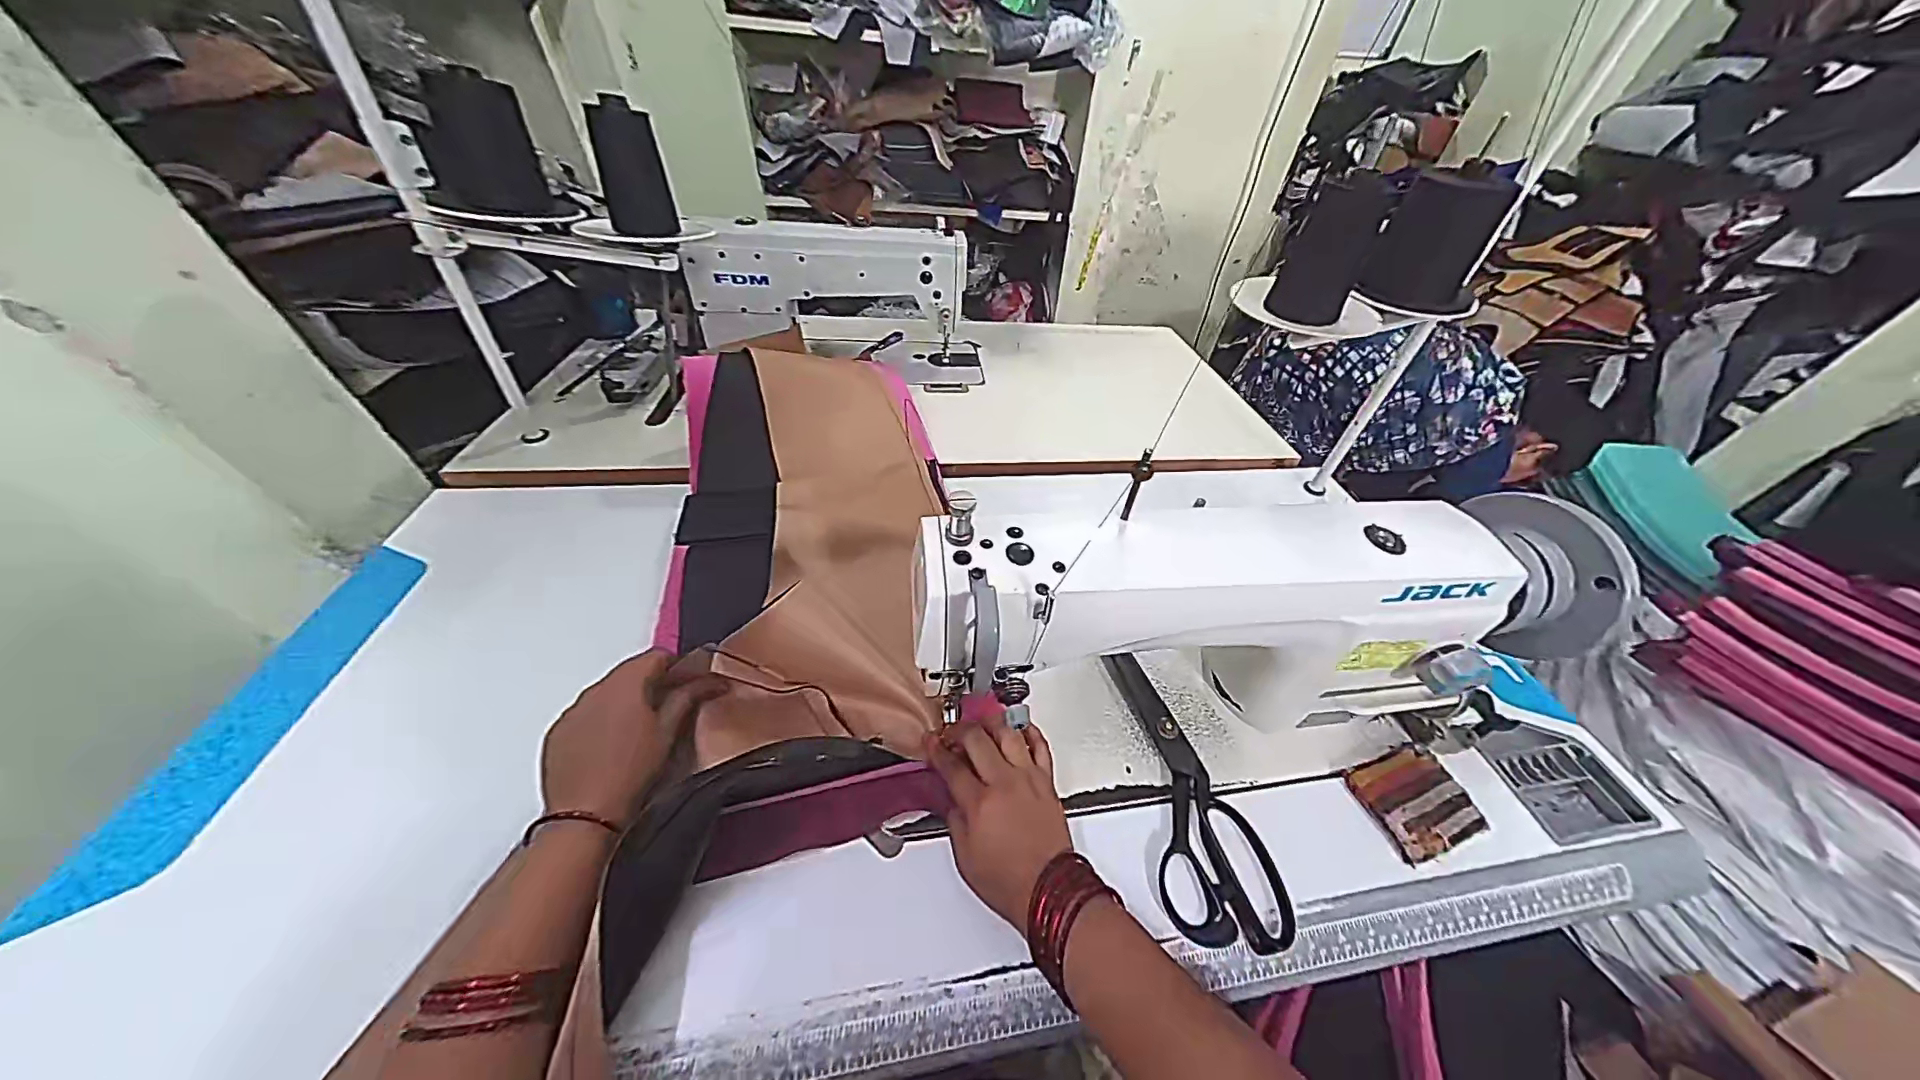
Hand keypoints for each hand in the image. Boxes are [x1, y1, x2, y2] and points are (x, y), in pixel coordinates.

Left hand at [541, 650, 727, 826]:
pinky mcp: (557, 733)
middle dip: (650, 684)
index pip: (655, 656)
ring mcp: (572, 712)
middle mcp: (594, 691)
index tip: (687, 681)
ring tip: (639, 732)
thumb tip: (706, 683)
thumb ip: (687, 698)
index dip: (676, 666)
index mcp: (625, 685)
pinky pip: (584, 715)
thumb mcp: (668, 733)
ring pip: (606, 694)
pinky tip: (613, 746)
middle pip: (629, 673)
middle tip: (668, 707)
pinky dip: (600, 721)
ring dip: (624, 703)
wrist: (585, 815)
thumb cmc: (629, 774)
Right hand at [926, 712, 1071, 927]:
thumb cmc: (1011, 881)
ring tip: (982, 723)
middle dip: (958, 730)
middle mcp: (1004, 784)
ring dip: (991, 723)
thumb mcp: (965, 856)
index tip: (931, 742)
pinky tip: (1021, 729)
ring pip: (1008, 733)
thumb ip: (955, 819)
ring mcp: (1028, 780)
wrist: (1049, 890)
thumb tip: (951, 798)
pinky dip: (1029, 733)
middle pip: (976, 739)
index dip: (936, 749)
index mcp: (979, 803)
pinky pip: (1040, 746)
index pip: (950, 765)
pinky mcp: (1047, 782)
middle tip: (952, 732)